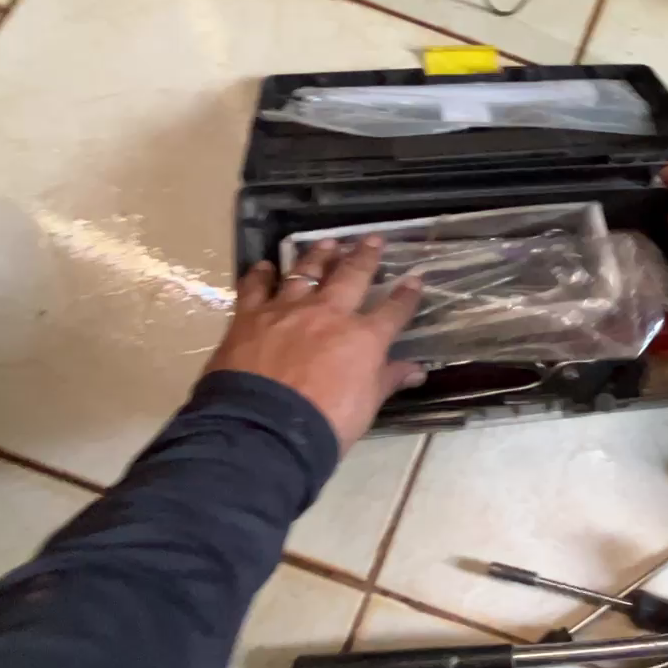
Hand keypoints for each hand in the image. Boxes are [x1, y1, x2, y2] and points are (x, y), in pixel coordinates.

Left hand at [206, 236, 425, 451]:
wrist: (264, 428)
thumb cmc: (326, 422)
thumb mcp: (367, 405)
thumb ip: (388, 380)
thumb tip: (417, 370)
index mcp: (363, 337)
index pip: (393, 310)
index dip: (407, 294)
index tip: (416, 278)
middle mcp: (329, 313)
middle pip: (351, 276)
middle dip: (365, 256)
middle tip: (373, 239)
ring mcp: (288, 310)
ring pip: (306, 272)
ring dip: (319, 255)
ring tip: (328, 243)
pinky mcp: (250, 316)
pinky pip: (256, 288)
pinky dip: (261, 275)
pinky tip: (266, 266)